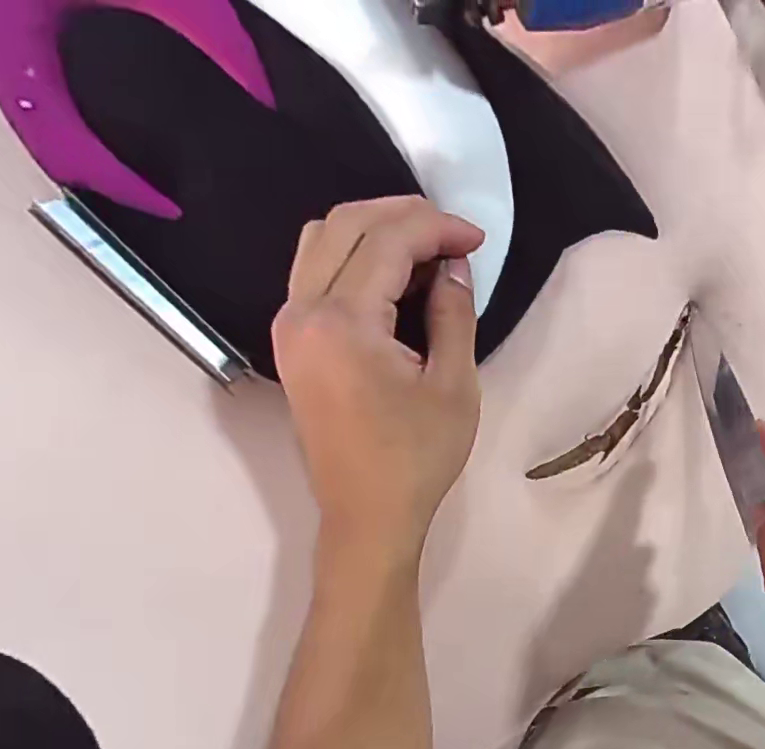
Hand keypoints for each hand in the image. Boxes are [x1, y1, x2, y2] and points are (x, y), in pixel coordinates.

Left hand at [272, 196, 485, 563]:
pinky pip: (312, 274)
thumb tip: (453, 266)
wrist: (367, 515)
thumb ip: (453, 312)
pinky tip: (389, 280)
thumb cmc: (416, 459)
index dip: (437, 227)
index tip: (476, 240)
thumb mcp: (454, 386)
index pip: (387, 240)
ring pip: (321, 242)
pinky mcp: (291, 346)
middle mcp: (301, 313)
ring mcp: (288, 329)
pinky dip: (350, 260)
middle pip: (346, 225)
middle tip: (452, 237)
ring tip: (423, 253)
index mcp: (342, 323)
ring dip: (373, 232)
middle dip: (404, 217)